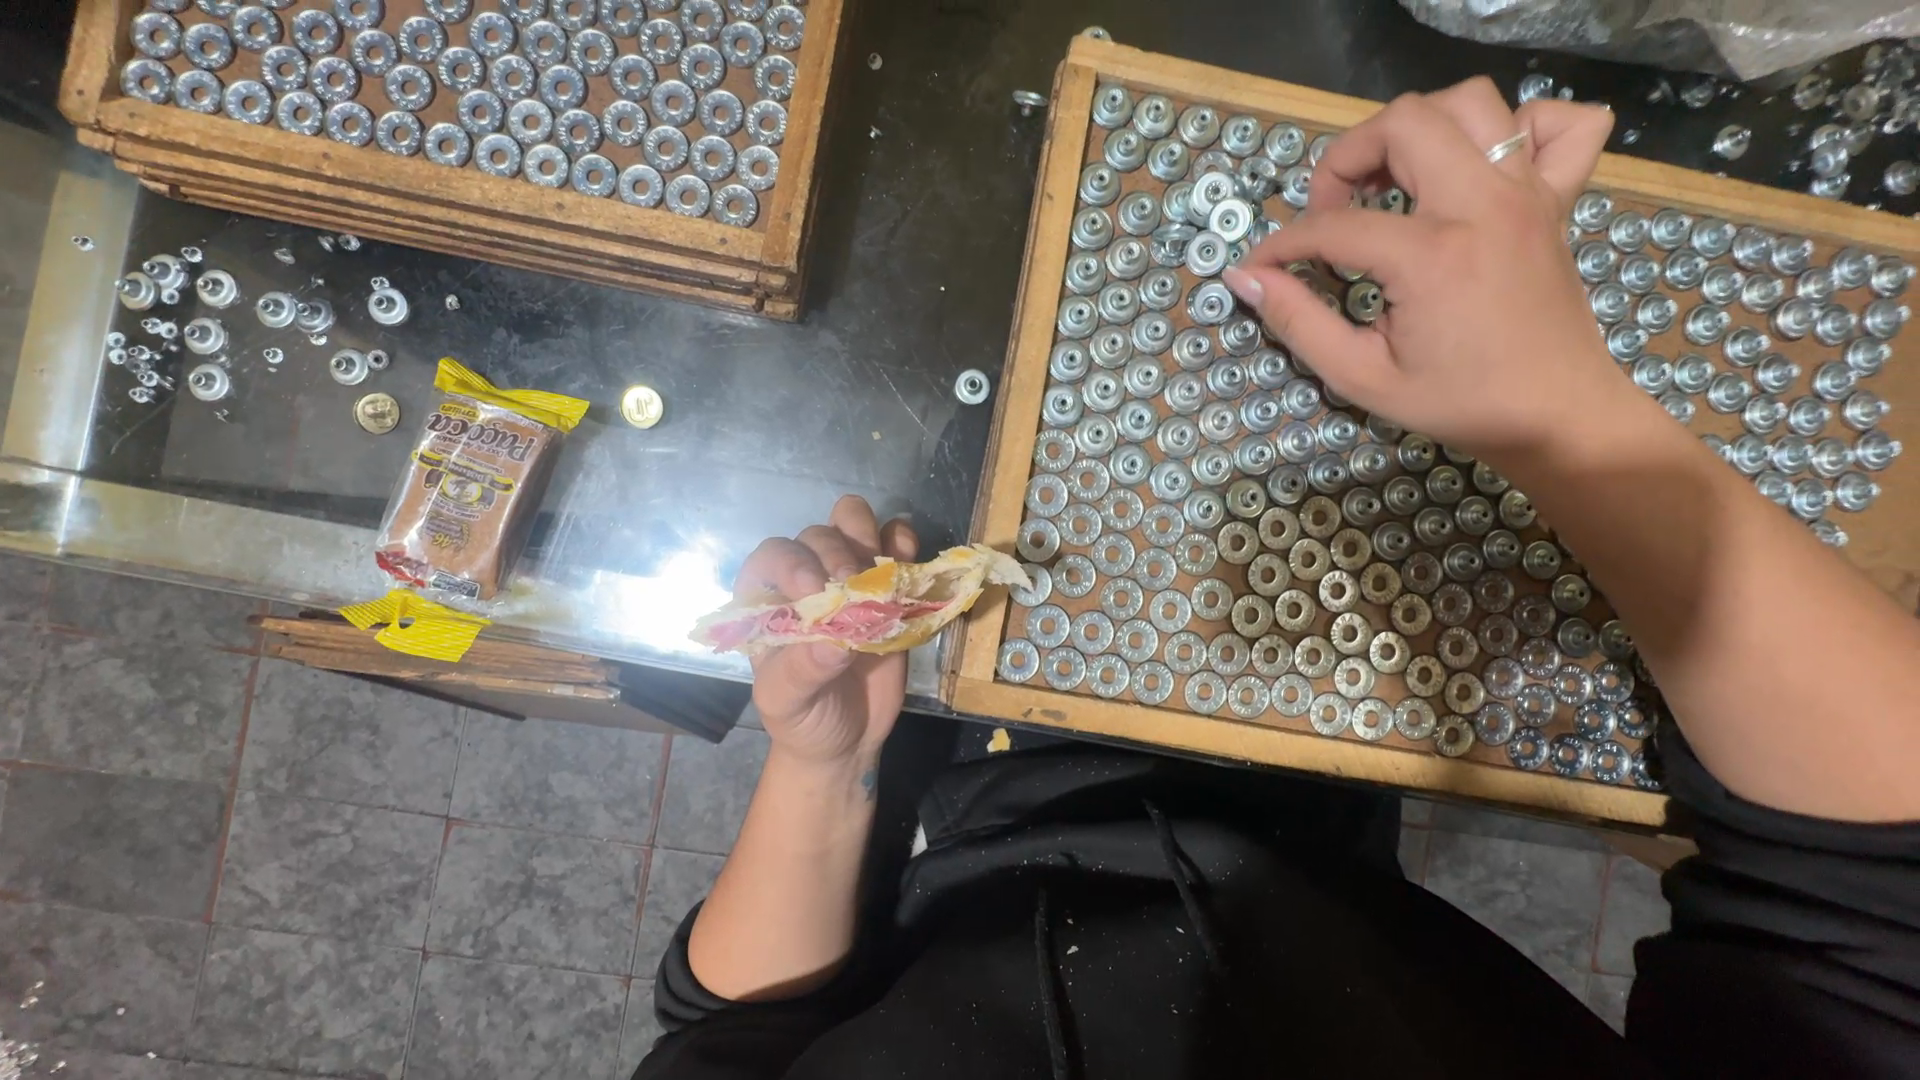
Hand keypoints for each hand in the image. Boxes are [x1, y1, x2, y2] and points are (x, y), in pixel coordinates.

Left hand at [734, 495, 918, 766]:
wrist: (847, 741)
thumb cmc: (802, 717)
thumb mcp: (787, 702)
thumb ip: (803, 670)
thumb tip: (837, 639)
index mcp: (767, 598)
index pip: (774, 556)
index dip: (793, 563)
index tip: (813, 589)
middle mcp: (808, 577)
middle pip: (818, 535)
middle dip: (836, 553)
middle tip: (853, 586)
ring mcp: (851, 578)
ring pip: (854, 525)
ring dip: (868, 537)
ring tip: (880, 573)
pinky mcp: (888, 587)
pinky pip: (896, 544)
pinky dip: (904, 544)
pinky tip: (909, 565)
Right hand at [1222, 78, 1630, 463]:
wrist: (1553, 414)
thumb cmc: (1455, 401)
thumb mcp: (1359, 376)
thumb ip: (1298, 322)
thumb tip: (1247, 279)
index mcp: (1430, 254)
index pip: (1333, 224)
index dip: (1281, 244)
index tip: (1259, 268)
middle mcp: (1482, 203)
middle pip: (1405, 122)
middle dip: (1347, 158)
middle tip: (1331, 211)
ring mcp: (1528, 192)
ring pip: (1472, 103)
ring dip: (1417, 130)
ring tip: (1391, 182)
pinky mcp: (1557, 198)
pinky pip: (1561, 124)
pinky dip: (1518, 127)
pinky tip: (1480, 168)